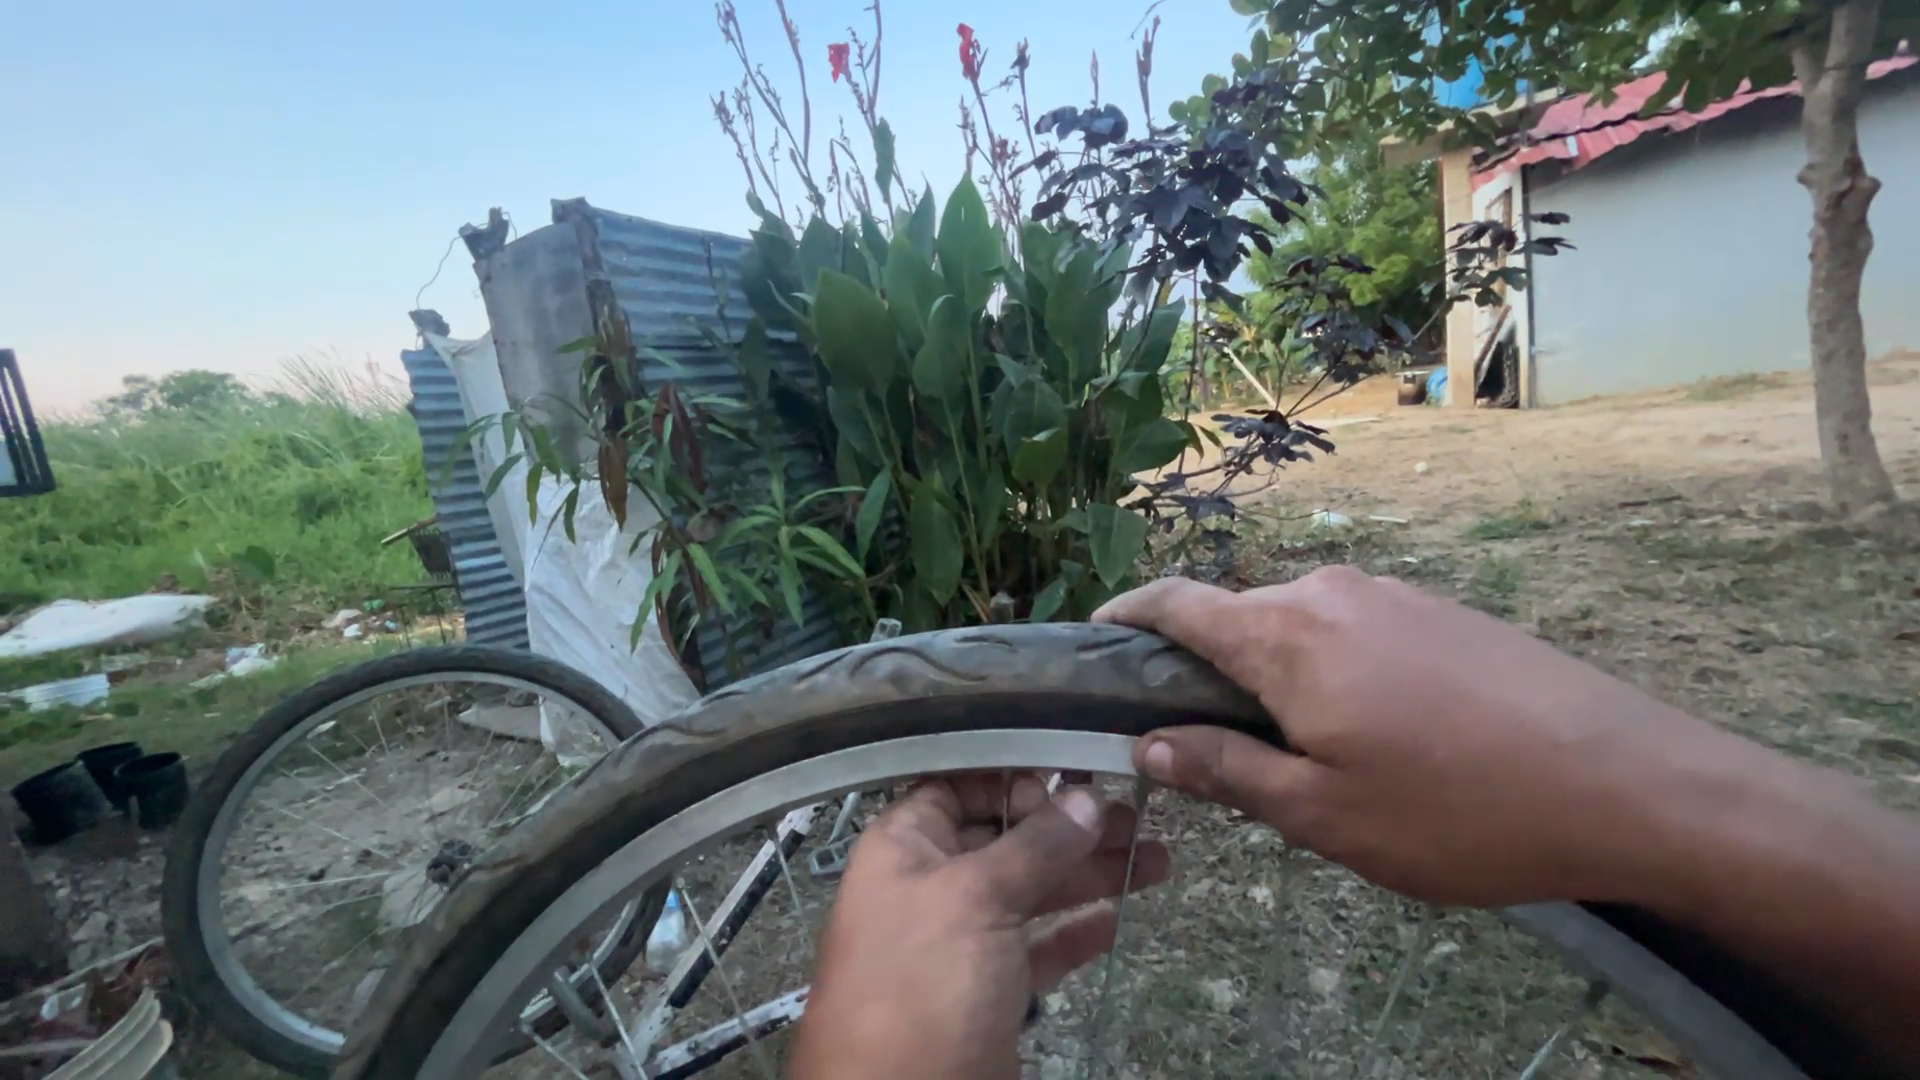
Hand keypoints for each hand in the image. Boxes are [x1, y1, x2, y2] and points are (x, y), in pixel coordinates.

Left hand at [787, 775, 1168, 1079]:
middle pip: (1007, 836)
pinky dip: (1077, 931)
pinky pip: (1040, 946)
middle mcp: (933, 882)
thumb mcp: (974, 898)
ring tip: (1156, 857)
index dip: (1014, 775)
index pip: (961, 784)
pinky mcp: (990, 990)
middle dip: (1069, 825)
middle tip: (1136, 815)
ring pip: (1032, 890)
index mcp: (906, 845)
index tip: (1073, 772)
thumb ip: (1035, 846)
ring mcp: (963, 938)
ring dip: (1089, 874)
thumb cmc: (922, 983)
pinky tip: (1119, 915)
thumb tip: (1087, 799)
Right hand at [1095, 567, 1786, 907]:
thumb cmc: (1459, 808)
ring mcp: (1383, 593)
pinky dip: (1320, 664)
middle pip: (1231, 617)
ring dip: (1267, 671)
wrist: (1638, 782)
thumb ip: (1224, 771)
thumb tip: (1146, 747)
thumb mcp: (1323, 815)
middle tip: (1211, 740)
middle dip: (1203, 667)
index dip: (1124, 613)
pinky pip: (1342, 627)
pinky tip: (1365, 724)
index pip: (1175, 602)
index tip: (1095, 638)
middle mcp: (1323, 593)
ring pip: (1288, 625)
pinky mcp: (1430, 606)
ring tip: (1296, 745)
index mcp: (1282, 635)